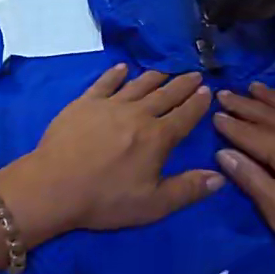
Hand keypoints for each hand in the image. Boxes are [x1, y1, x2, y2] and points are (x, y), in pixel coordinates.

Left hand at [0, 65, 219, 242]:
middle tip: (195, 74)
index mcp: (157, 138)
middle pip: (165, 95)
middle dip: (182, 85)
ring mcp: (109, 105)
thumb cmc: (105, 199)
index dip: (197, 104)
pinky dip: (115, 74)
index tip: (207, 91)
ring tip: (166, 70)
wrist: (54, 185)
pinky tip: (122, 68)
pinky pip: (105, 83)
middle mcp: (137, 114)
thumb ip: (188, 189)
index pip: (184, 116)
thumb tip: (220, 176)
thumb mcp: (153, 205)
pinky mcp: (84, 102)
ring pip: (138, 85)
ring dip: (154, 77)